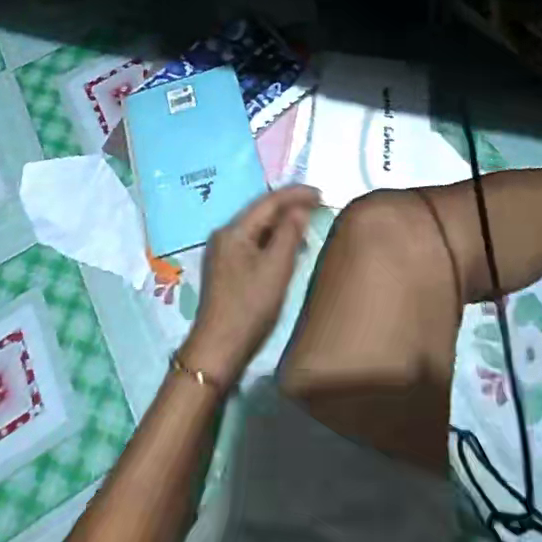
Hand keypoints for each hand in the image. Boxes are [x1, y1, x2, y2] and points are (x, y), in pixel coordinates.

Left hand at [179, 186, 319, 385]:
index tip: (321, 193)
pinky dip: (274, 238)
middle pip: (261, 211)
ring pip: (258, 226)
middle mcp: (225, 235)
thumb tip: (299, 208)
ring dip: (282, 222)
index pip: (268, 201)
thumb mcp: (276, 267)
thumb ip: (289, 233)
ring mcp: (224, 252)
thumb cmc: (250, 306)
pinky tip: (289, 245)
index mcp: (234, 231)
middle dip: (289, 205)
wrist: (219, 348)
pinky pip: (254, 241)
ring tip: (308, 221)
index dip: (296, 194)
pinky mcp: (227, 267)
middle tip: (318, 203)